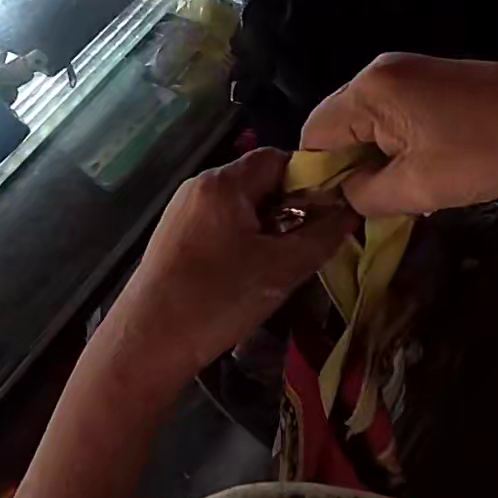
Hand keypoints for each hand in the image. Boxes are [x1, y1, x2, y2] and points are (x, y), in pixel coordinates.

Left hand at [99, 149, 354, 391]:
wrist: (148, 340)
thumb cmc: (217, 299)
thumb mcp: (281, 269)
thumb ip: (322, 236)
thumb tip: (349, 210)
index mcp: (222, 183)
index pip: (278, 157)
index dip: (311, 178)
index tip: (332, 210)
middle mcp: (199, 186)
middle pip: (258, 180)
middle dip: (291, 206)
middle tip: (312, 241)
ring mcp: (183, 209)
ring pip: (241, 204)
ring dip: (269, 225)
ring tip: (284, 261)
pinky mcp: (175, 234)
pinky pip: (220, 222)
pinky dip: (244, 237)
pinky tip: (251, 270)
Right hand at [301, 53, 497, 215]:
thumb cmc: (495, 154)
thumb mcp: (420, 188)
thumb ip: (364, 195)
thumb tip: (345, 193)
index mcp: (370, 89)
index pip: (313, 135)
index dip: (316, 176)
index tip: (334, 210)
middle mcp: (380, 71)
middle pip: (336, 126)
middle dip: (346, 167)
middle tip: (370, 203)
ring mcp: (409, 71)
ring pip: (363, 124)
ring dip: (372, 159)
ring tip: (400, 188)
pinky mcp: (433, 80)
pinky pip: (390, 116)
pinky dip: (393, 146)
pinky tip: (421, 167)